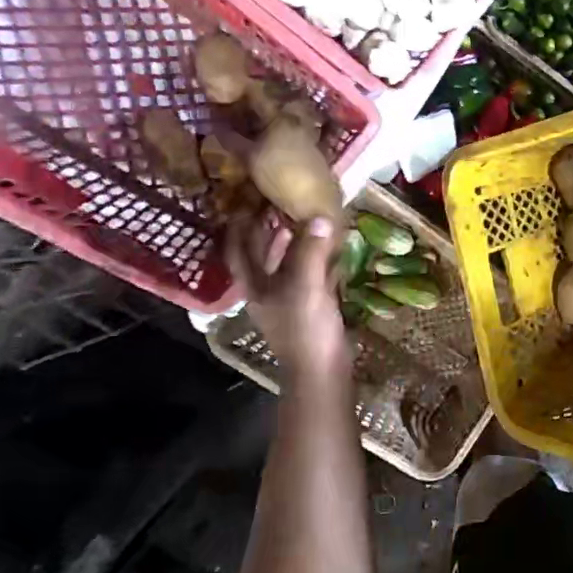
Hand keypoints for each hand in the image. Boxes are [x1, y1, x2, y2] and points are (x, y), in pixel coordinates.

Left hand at [228, 216, 348, 377]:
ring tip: (307, 220)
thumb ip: (312, 252)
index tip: (249, 201)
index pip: (239, 249)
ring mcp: (291, 301)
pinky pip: (312, 277)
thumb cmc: (305, 329)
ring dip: (295, 244)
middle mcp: (268, 291)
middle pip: (262, 255)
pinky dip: (318, 261)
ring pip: (287, 265)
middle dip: (269, 230)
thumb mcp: (306, 287)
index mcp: (256, 285)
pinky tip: (332, 250)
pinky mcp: (313, 308)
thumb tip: (320, 216)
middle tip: (283, 204)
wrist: (322, 370)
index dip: (241, 225)